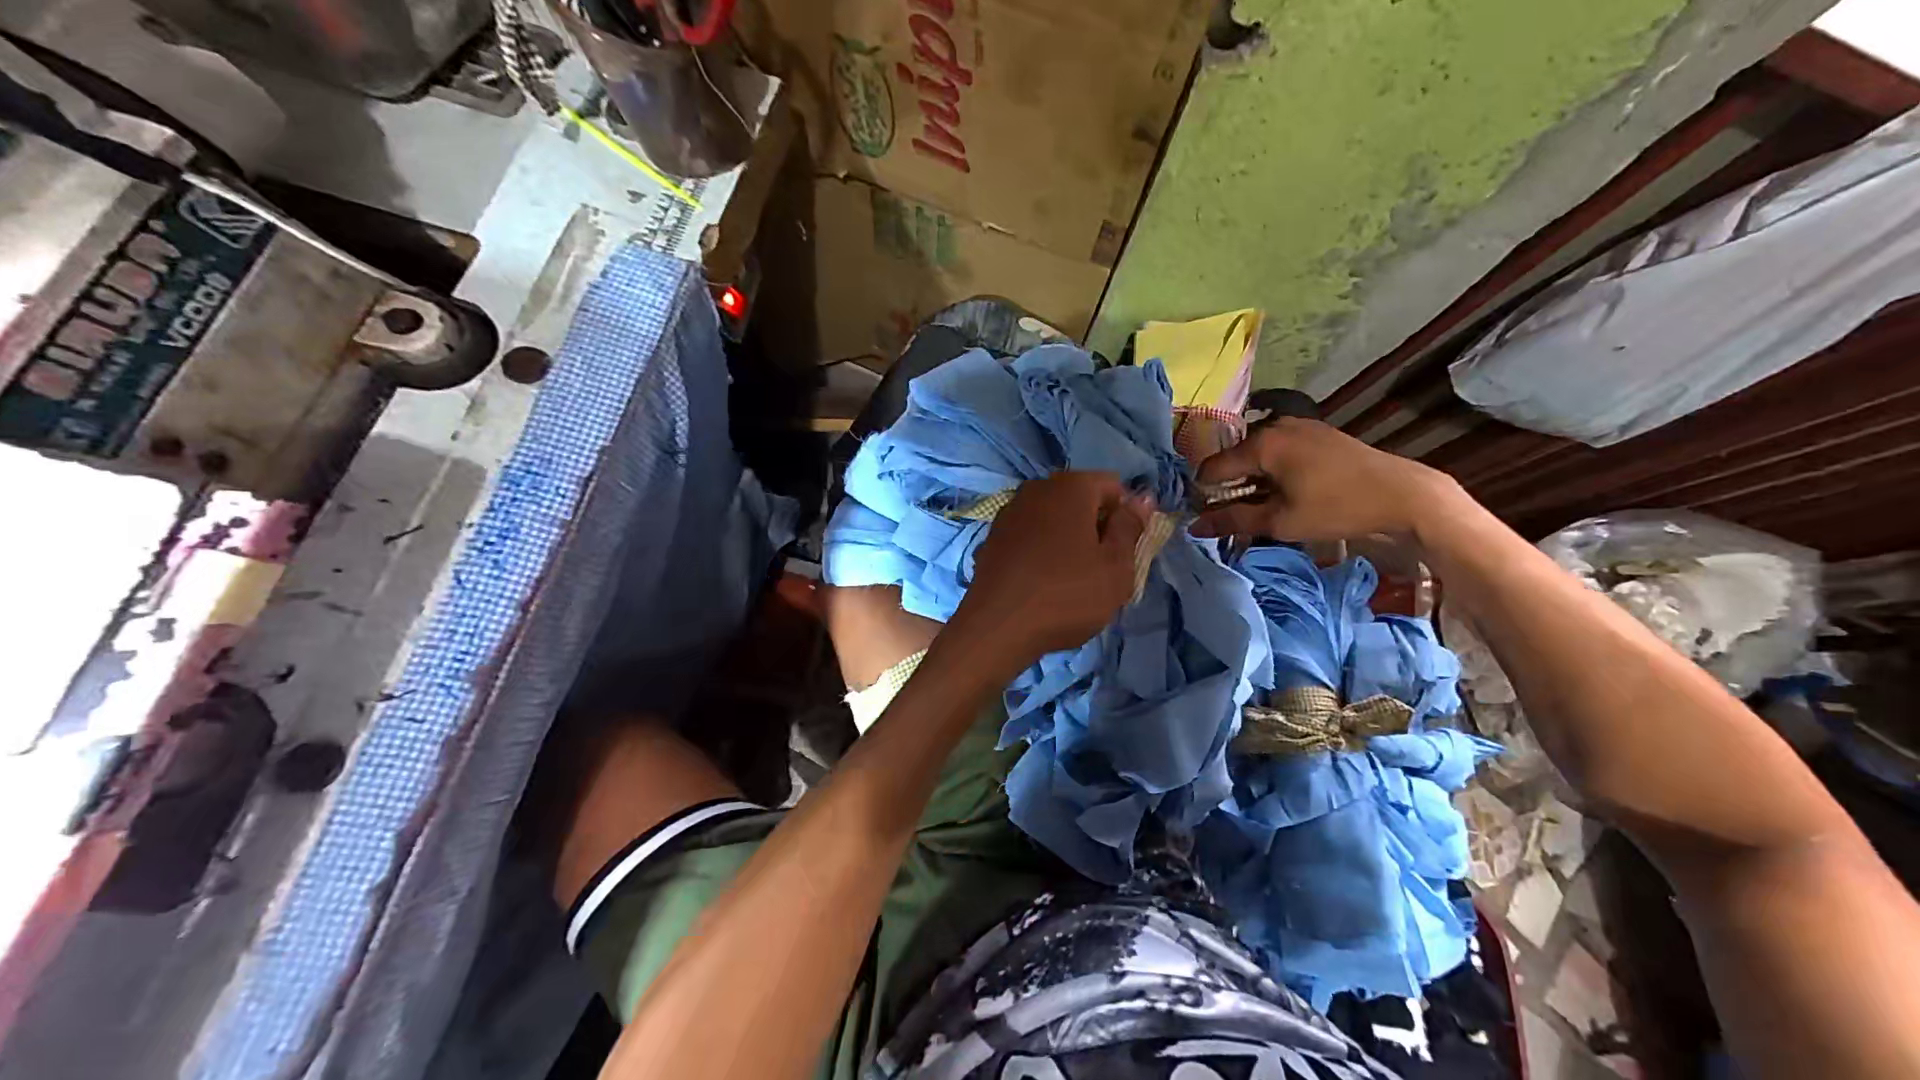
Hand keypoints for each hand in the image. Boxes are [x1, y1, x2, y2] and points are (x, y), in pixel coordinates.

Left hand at [953, 471, 1152, 662]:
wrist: (997, 627)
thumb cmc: (1067, 595)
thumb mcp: (1115, 567)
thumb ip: (1130, 528)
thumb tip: (1141, 499)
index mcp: (1071, 487)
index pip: (1113, 486)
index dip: (1126, 516)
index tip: (1125, 551)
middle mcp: (1036, 489)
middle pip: (1080, 499)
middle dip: (1095, 526)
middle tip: (1101, 568)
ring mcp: (1009, 512)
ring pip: (1053, 518)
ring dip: (1067, 539)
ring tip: (1072, 579)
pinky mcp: (991, 538)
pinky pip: (1029, 536)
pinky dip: (1040, 550)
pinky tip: (1041, 583)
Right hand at [1191, 418, 1460, 541]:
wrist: (1403, 495)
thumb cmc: (1336, 508)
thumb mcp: (1280, 521)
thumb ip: (1233, 521)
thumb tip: (1194, 527)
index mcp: (1261, 443)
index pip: (1212, 468)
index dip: (1203, 495)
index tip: (1205, 518)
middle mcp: (1275, 425)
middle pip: (1235, 460)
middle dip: (1229, 488)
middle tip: (1235, 518)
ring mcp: (1299, 426)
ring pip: (1258, 456)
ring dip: (1252, 482)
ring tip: (1261, 509)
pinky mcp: (1317, 433)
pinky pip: (1280, 452)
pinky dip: (1273, 473)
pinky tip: (1285, 494)